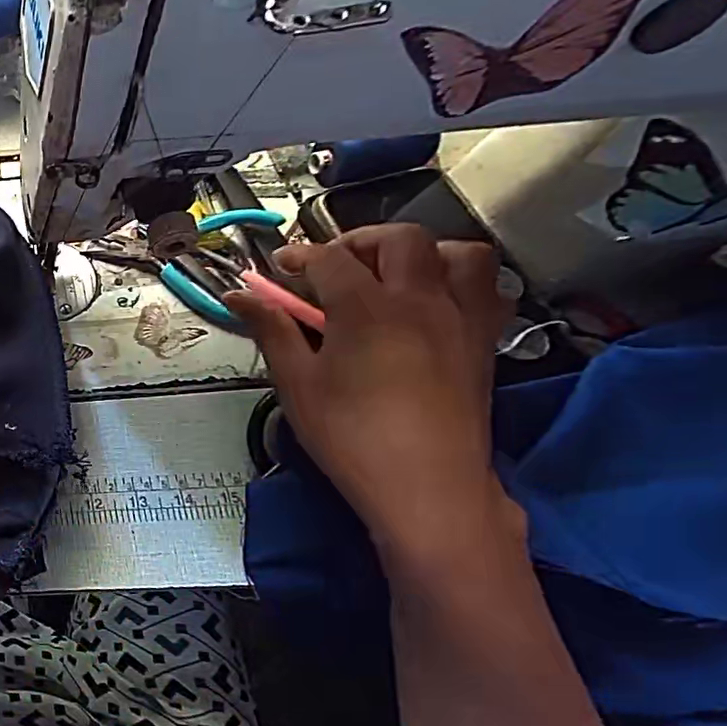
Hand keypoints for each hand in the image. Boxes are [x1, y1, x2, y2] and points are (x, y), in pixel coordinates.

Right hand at [225, 225, 510, 542]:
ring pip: (458, 251)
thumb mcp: (297, 383)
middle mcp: (420, 299)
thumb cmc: (350, 435)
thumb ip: (271, 329)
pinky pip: (488, 287)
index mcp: (366, 308)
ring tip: (393, 275)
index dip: (299, 256)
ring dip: (422, 252)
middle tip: (333, 267)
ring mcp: (461, 317)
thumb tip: (238, 296)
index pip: (329, 258)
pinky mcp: (485, 341)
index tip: (280, 269)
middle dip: (359, 242)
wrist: (426, 486)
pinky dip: (461, 279)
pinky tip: (434, 301)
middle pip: (398, 239)